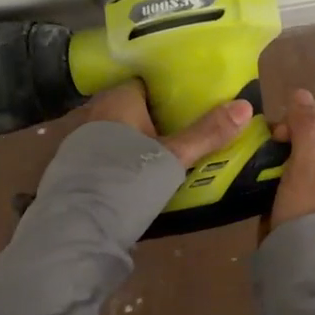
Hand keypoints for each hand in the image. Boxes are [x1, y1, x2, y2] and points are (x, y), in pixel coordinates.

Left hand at [81, 79, 251, 167]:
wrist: (74, 231)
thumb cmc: (127, 182)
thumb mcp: (175, 158)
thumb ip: (208, 132)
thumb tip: (246, 105)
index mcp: (118, 100)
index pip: (144, 82)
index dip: (166, 90)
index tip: (188, 101)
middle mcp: (94, 113)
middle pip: (128, 108)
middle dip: (151, 118)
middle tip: (182, 130)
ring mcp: (77, 144)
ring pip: (113, 134)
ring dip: (132, 143)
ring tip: (163, 156)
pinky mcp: (69, 173)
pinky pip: (99, 158)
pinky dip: (117, 164)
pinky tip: (135, 180)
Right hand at [268, 88, 314, 228]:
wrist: (305, 272)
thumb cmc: (309, 211)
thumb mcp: (308, 163)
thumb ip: (305, 126)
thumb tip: (301, 91)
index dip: (299, 119)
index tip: (278, 136)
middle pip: (307, 138)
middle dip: (284, 140)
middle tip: (266, 155)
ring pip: (294, 160)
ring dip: (276, 161)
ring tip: (258, 170)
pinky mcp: (301, 208)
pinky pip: (287, 181)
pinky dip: (274, 179)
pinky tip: (260, 185)